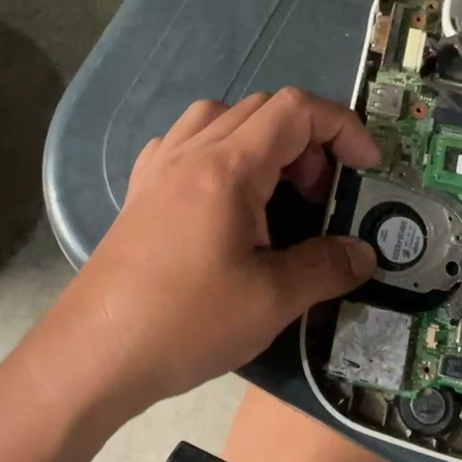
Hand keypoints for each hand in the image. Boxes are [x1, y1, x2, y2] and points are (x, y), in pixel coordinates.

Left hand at [44, 88, 379, 413]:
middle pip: (262, 108)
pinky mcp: (140, 192)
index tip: (367, 168)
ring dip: (260, 140)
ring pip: (219, 118)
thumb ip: (325, 268)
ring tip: (273, 193)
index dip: (342, 128)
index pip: (296, 110)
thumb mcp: (270, 301)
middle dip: (307, 141)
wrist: (94, 353)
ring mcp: (159, 169)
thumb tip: (363, 254)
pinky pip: (185, 144)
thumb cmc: (185, 322)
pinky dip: (218, 153)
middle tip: (319, 196)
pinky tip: (222, 199)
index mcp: (228, 167)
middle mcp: (191, 152)